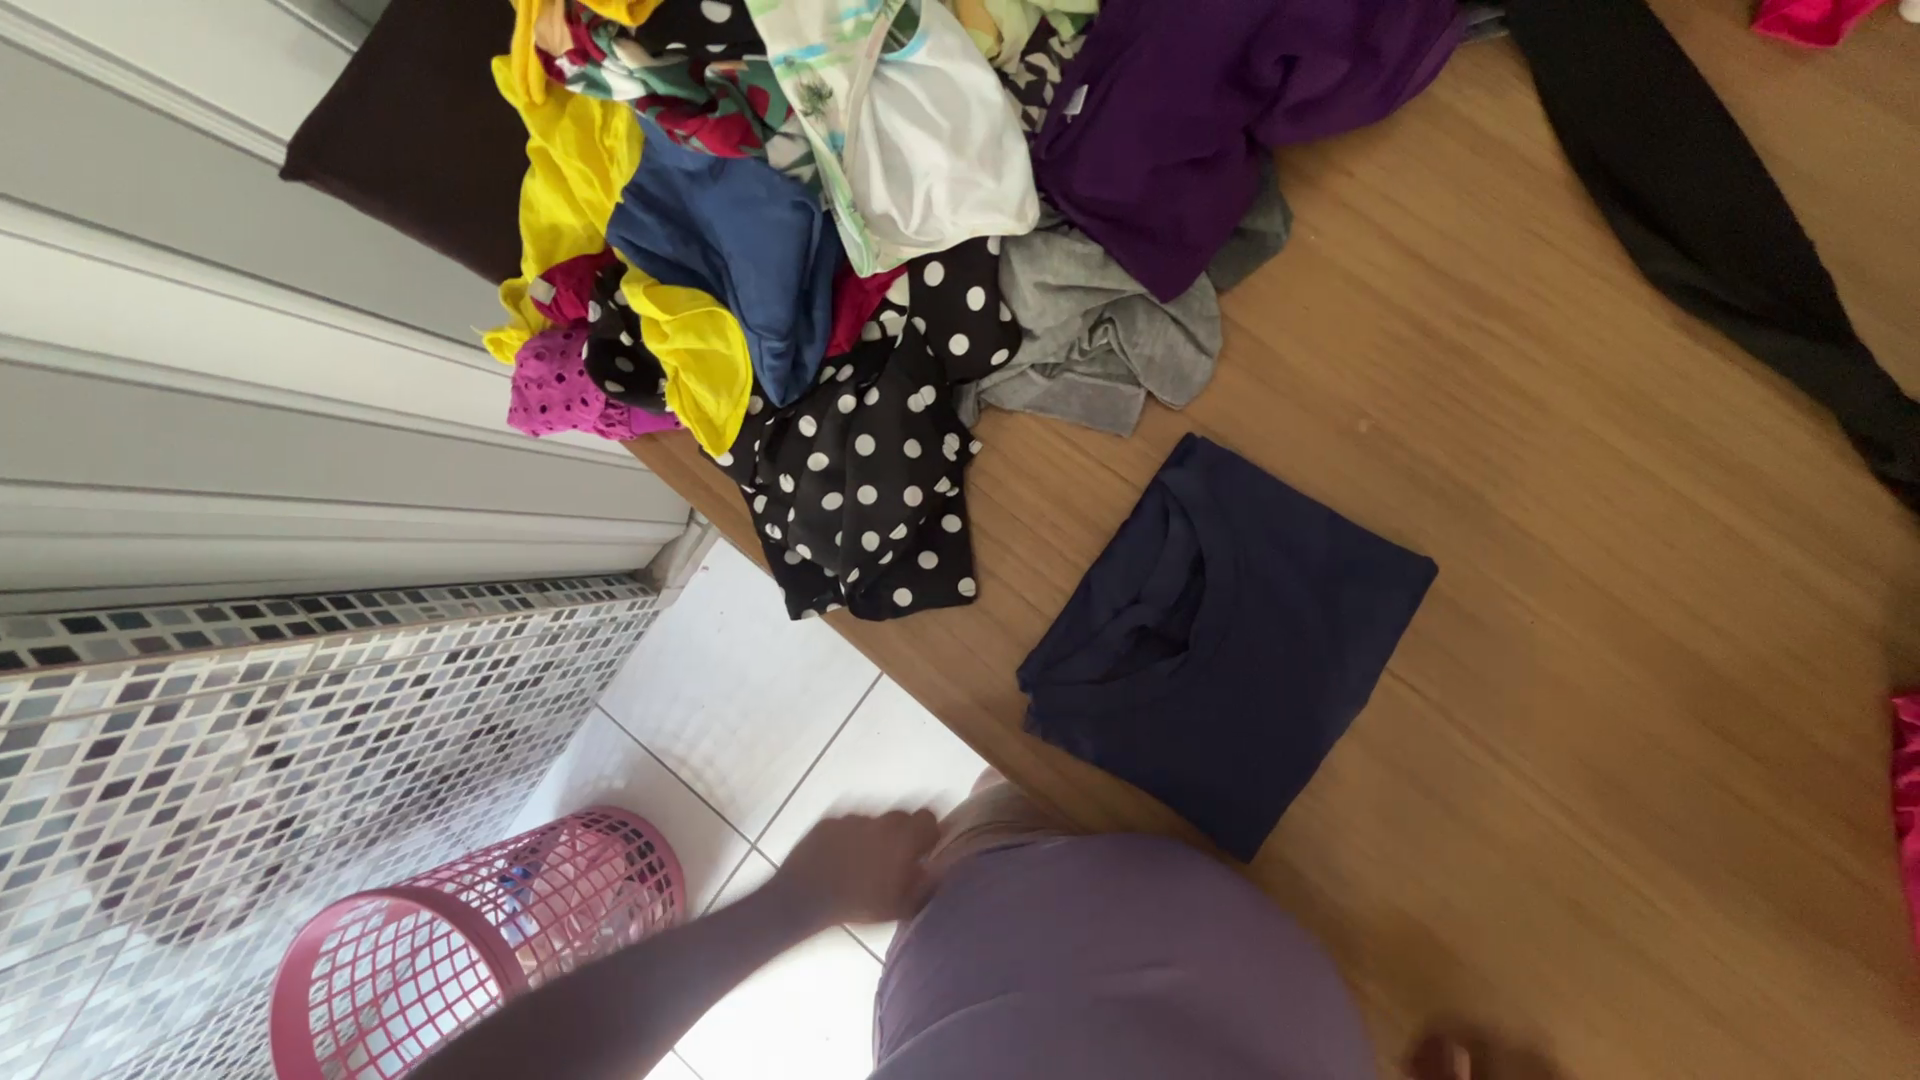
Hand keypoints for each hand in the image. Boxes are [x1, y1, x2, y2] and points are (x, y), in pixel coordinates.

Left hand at [769, 809, 940, 928]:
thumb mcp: (898, 907)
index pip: (929, 816)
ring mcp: (853, 817)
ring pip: (874, 820)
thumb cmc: (856, 907)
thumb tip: (939, 870)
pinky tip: (840, 859)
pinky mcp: (830, 819)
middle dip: (903, 833)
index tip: (924, 848)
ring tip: (862, 862)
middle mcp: (881, 820)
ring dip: (875, 834)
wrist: (802, 898)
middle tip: (894, 858)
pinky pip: (848, 823)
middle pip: (902, 816)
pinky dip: (849, 836)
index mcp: (903, 838)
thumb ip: (925, 886)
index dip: (929, 831)